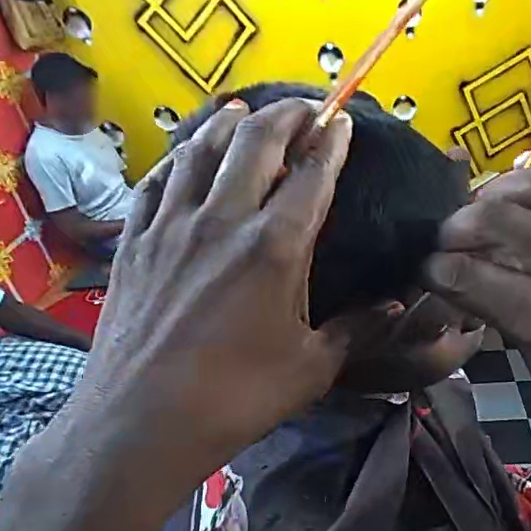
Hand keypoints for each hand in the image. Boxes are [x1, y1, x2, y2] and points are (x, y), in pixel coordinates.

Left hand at [24, 98, 390, 529]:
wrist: (139, 423)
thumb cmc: (235, 399)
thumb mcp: (310, 370)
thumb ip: (357, 331)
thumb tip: (396, 306)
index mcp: (274, 248)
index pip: (312, 173)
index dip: (331, 141)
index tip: (342, 121)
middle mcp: (222, 220)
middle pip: (255, 140)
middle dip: (286, 113)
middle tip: (304, 107)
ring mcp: (171, 225)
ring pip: (200, 148)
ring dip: (229, 123)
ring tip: (245, 113)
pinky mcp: (134, 240)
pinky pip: (157, 180)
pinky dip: (178, 158)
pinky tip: (186, 156)